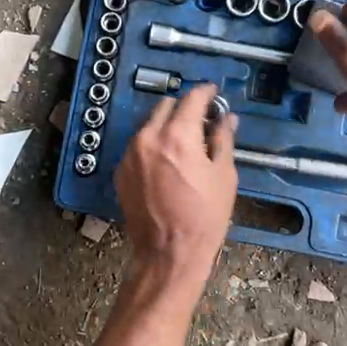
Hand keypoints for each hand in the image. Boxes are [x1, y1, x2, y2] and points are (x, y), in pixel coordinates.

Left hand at [113, 85, 238, 305]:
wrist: (169, 252)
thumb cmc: (204, 216)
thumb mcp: (224, 176)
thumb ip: (223, 140)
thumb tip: (226, 118)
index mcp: (177, 135)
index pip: (191, 99)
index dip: (205, 93)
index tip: (213, 93)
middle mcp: (148, 138)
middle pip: (165, 106)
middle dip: (184, 108)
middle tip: (201, 121)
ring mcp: (129, 155)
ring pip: (148, 125)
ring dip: (166, 126)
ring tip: (184, 143)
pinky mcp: (120, 172)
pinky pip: (137, 147)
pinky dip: (152, 145)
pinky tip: (166, 163)